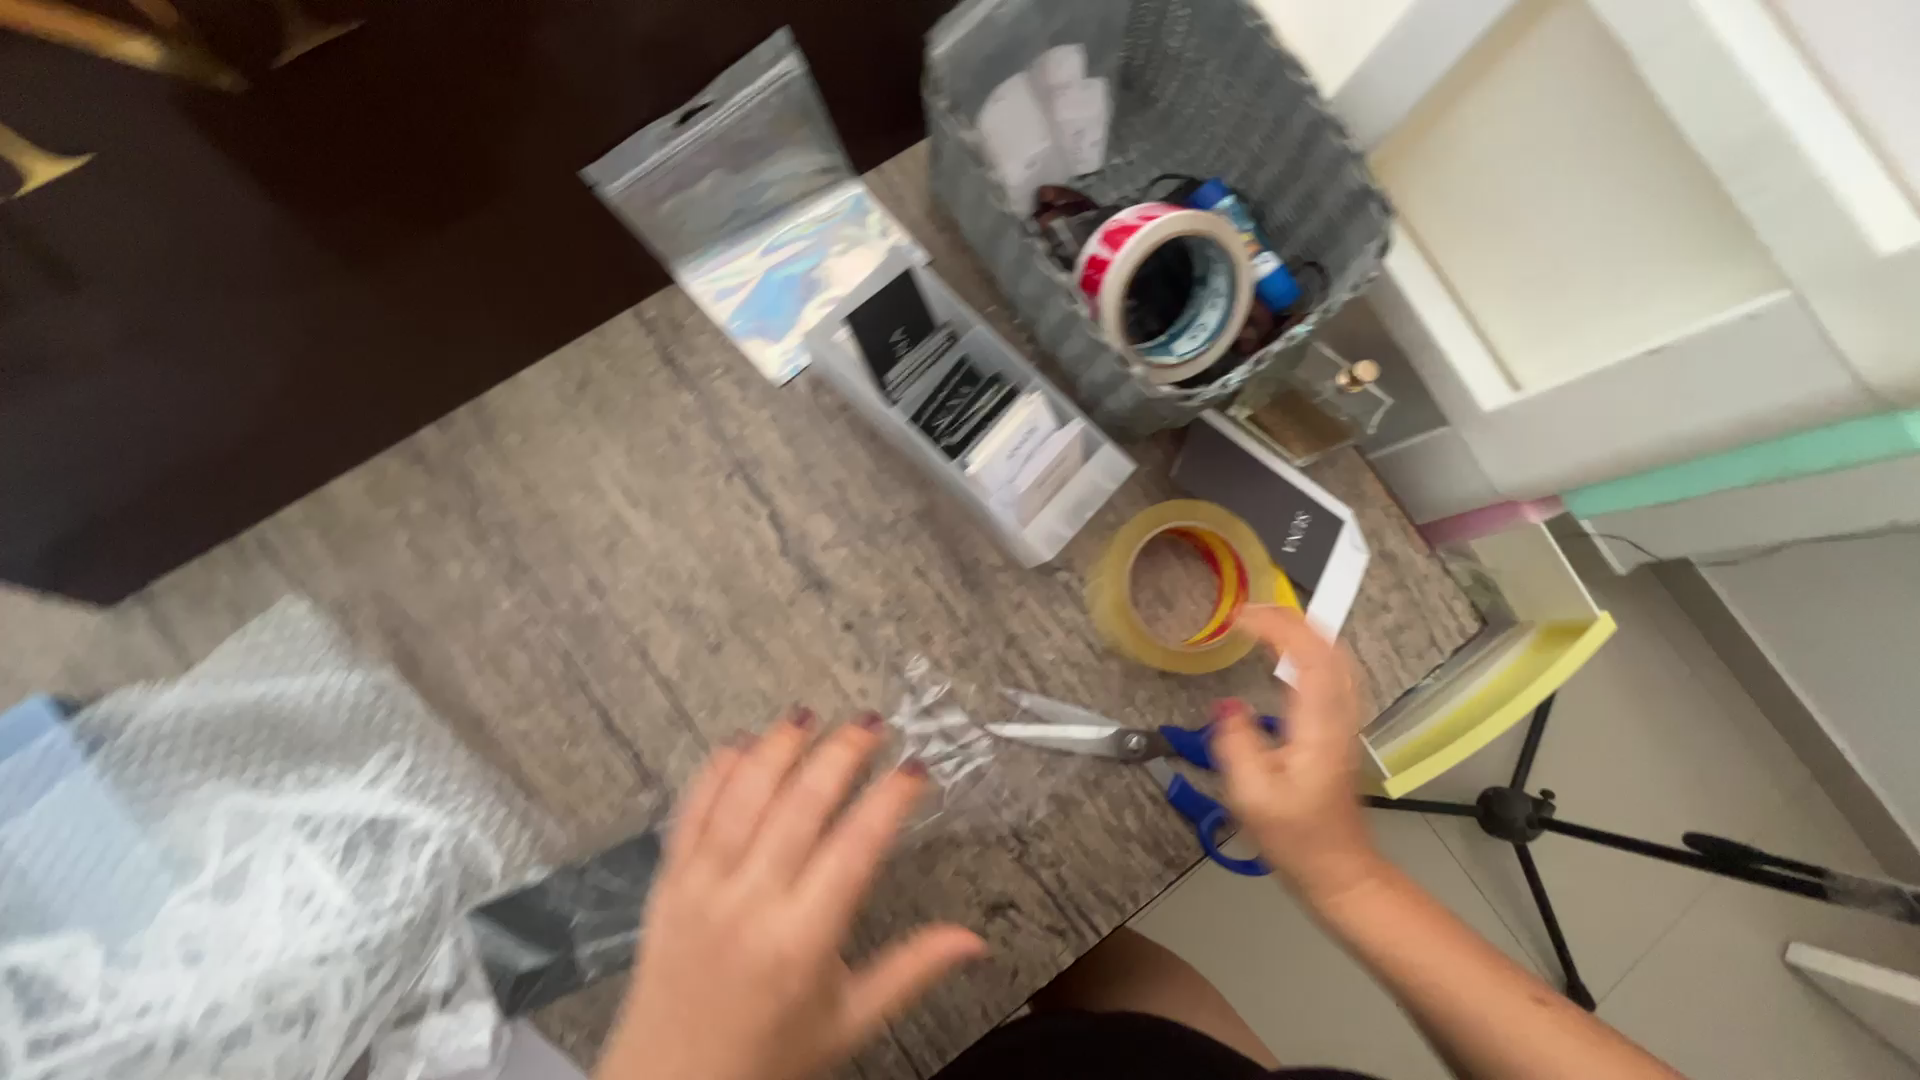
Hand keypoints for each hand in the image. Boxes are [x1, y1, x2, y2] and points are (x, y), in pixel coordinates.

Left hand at [598, 708, 987, 1079]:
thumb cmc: (767, 1060)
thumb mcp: (849, 1023)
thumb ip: (912, 971)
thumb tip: (974, 941)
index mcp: (802, 941)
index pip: (856, 848)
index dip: (891, 800)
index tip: (916, 769)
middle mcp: (750, 904)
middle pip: (800, 806)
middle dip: (841, 754)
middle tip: (871, 724)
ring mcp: (701, 889)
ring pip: (743, 797)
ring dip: (778, 749)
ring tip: (809, 716)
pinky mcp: (667, 884)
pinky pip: (690, 813)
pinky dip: (716, 772)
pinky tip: (742, 744)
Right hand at [1209, 606, 1382, 907]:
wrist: (1338, 870)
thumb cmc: (1294, 836)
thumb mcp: (1252, 795)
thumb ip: (1236, 743)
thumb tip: (1226, 705)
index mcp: (1318, 726)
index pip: (1308, 657)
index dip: (1277, 627)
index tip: (1239, 618)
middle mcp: (1339, 716)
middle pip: (1329, 648)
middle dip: (1291, 619)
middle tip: (1249, 610)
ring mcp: (1345, 722)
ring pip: (1337, 658)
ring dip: (1303, 631)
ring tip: (1265, 621)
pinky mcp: (1340, 729)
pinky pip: (1333, 673)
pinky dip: (1311, 650)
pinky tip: (1289, 653)